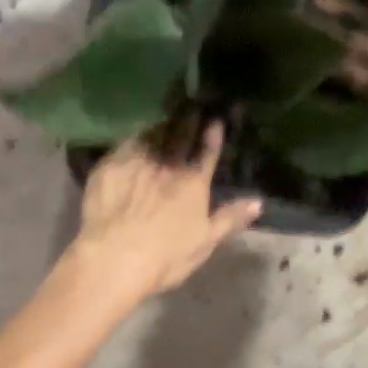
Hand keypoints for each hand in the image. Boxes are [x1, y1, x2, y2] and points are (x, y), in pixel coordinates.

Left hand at [71, 121, 262, 297]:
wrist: (113, 258)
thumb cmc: (165, 257)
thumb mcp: (205, 242)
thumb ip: (230, 218)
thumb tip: (258, 202)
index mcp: (192, 182)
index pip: (207, 153)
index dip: (213, 136)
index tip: (215, 121)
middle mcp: (167, 164)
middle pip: (180, 137)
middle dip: (187, 121)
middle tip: (190, 108)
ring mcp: (136, 161)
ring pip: (151, 135)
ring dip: (159, 127)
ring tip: (161, 119)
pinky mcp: (108, 166)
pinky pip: (123, 145)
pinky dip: (131, 140)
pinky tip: (130, 140)